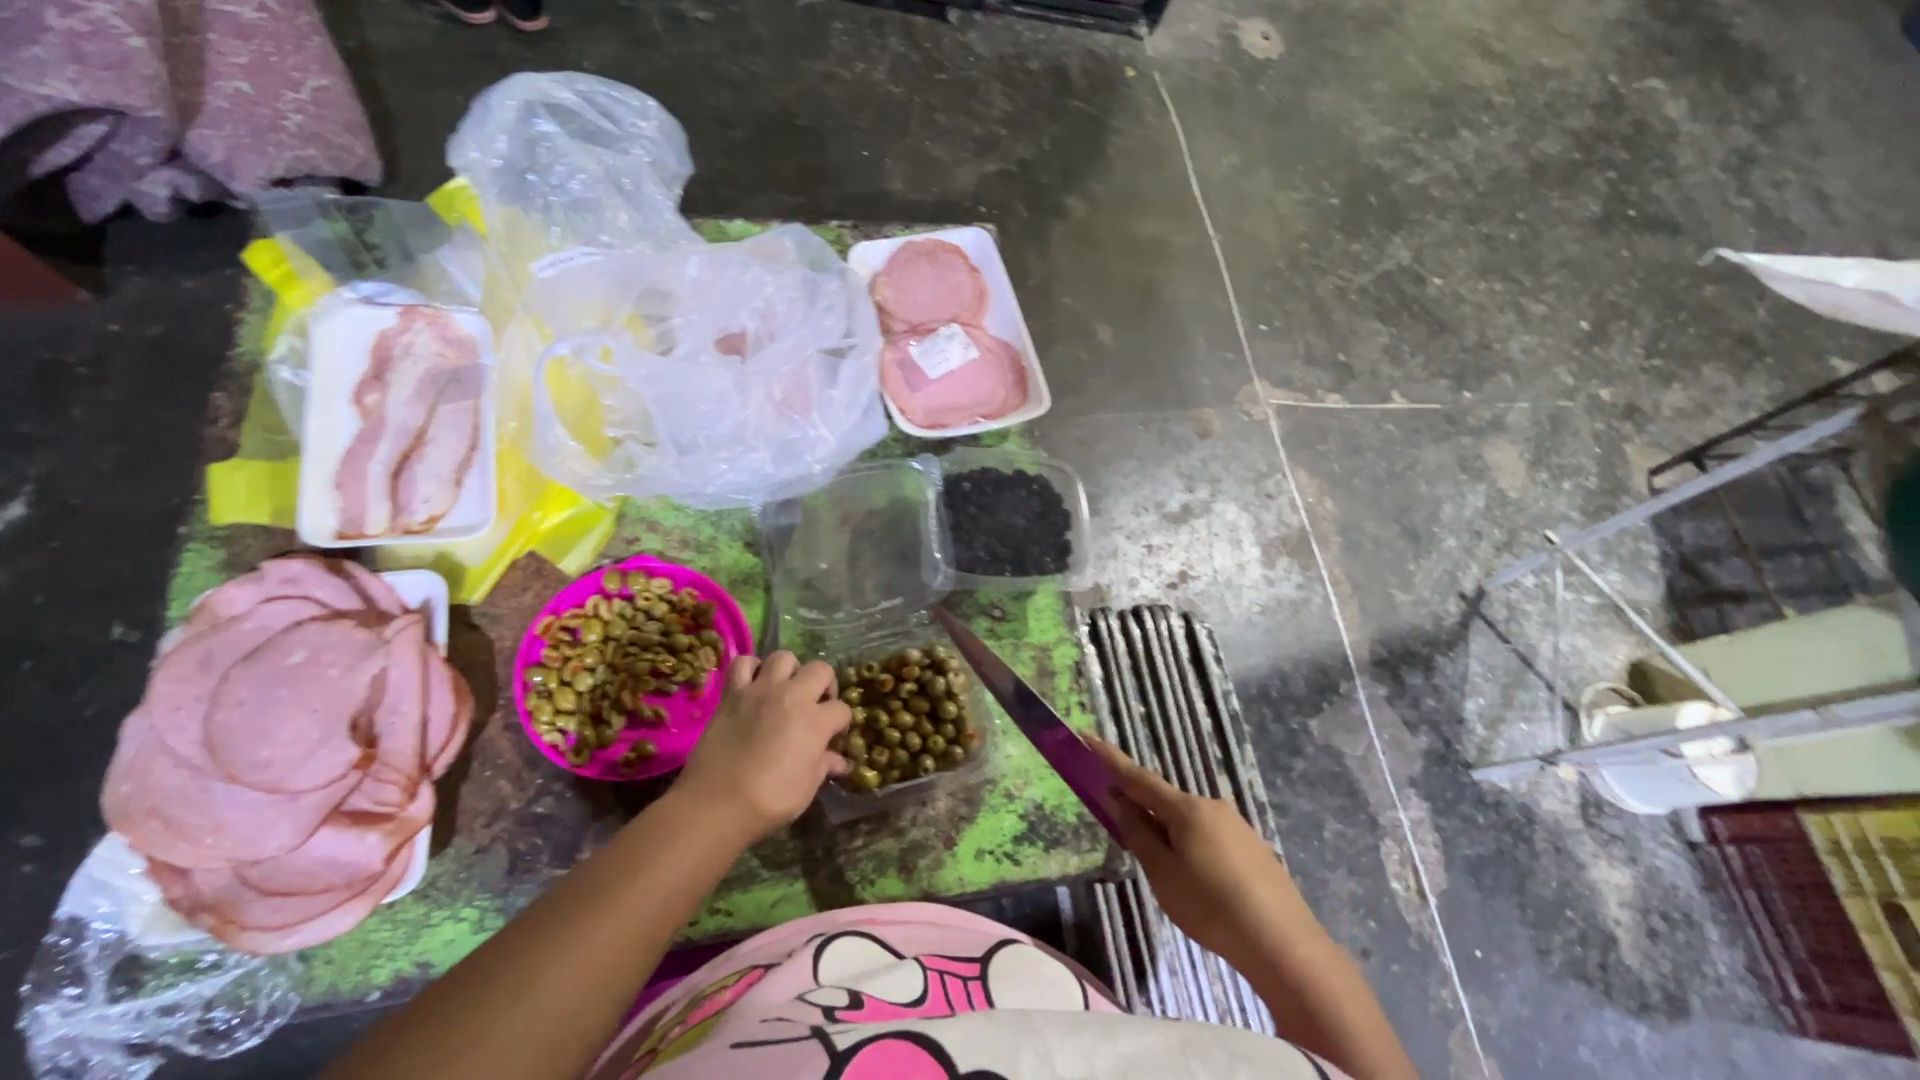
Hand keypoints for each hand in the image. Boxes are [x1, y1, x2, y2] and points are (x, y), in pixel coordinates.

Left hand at [676, 651, 850, 838]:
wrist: (717, 802)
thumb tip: (839, 762)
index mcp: (815, 721)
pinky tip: (753, 685)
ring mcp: (760, 691)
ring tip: (785, 690)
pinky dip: (750, 669)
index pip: (841, 709)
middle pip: (821, 670)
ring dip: (790, 671)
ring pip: (784, 657)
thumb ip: (823, 767)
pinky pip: (742, 663)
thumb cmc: (769, 800)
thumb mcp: (806, 788)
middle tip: (816, 705)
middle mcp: (792, 696)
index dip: (841, 724)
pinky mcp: (732, 693)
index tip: (834, 737)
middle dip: (825, 685)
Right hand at [1088, 736, 1316, 962]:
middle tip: (1130, 846)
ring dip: (1170, 838)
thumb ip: (1138, 835)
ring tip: (1172, 883)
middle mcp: (1212, 806)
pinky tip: (1200, 886)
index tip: (1086, 737)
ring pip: (1188, 823)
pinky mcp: (1252, 847)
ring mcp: (1236, 826)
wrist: (1282, 942)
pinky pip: (1208, 838)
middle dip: (1143, 814)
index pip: (1138, 777)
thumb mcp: (1163, 874)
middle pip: (1165, 802)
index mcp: (1186, 809)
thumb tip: (1118, 801)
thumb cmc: (1211, 907)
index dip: (1110, 759)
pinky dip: (1192, 850)